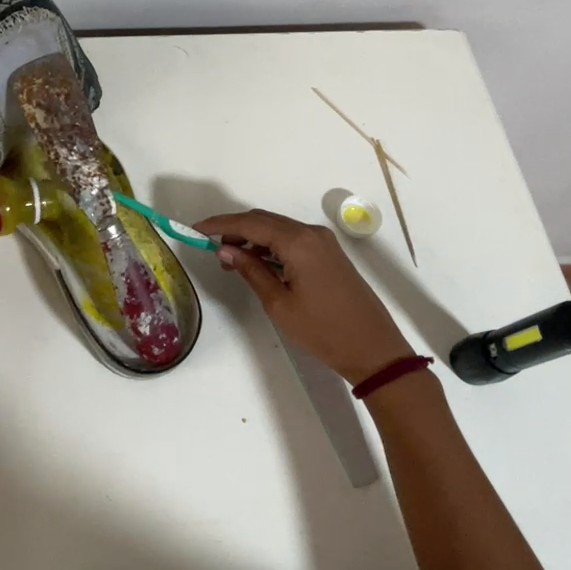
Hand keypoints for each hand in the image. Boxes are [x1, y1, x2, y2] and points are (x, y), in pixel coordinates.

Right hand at [196, 209, 414, 384]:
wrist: (374, 349)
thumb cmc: (323, 330)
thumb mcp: (279, 303)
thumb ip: (251, 271)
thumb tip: (226, 250)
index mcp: (297, 242)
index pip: (250, 223)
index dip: (220, 225)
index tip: (196, 229)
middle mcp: (311, 233)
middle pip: (264, 220)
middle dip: (235, 229)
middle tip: (211, 247)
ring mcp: (323, 241)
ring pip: (278, 227)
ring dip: (253, 237)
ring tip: (231, 258)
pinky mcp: (329, 253)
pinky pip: (292, 238)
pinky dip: (271, 244)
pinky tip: (258, 261)